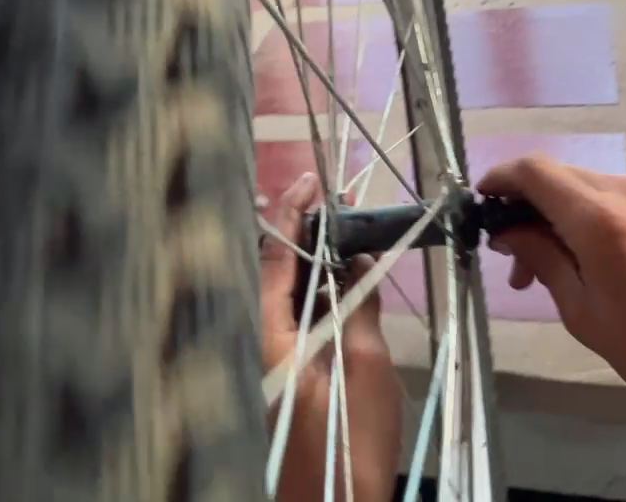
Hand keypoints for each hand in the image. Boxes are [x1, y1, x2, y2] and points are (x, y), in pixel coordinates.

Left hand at [260, 173, 402, 501]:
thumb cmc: (352, 445)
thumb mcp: (367, 367)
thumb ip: (360, 304)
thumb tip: (358, 259)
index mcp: (269, 338)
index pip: (275, 259)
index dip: (293, 216)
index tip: (310, 181)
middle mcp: (258, 344)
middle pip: (272, 272)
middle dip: (303, 234)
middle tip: (336, 206)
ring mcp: (266, 362)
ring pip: (281, 295)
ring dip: (309, 264)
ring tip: (342, 232)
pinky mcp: (279, 376)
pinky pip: (289, 320)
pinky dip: (311, 295)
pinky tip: (337, 279)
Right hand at [476, 156, 625, 433]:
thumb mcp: (584, 313)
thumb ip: (542, 259)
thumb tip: (507, 231)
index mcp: (600, 216)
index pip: (534, 170)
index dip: (499, 180)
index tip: (479, 208)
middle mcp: (624, 191)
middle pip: (554, 175)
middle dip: (523, 205)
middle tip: (509, 257)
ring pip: (579, 186)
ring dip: (550, 214)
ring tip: (539, 271)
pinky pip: (605, 199)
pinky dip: (578, 218)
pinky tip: (576, 261)